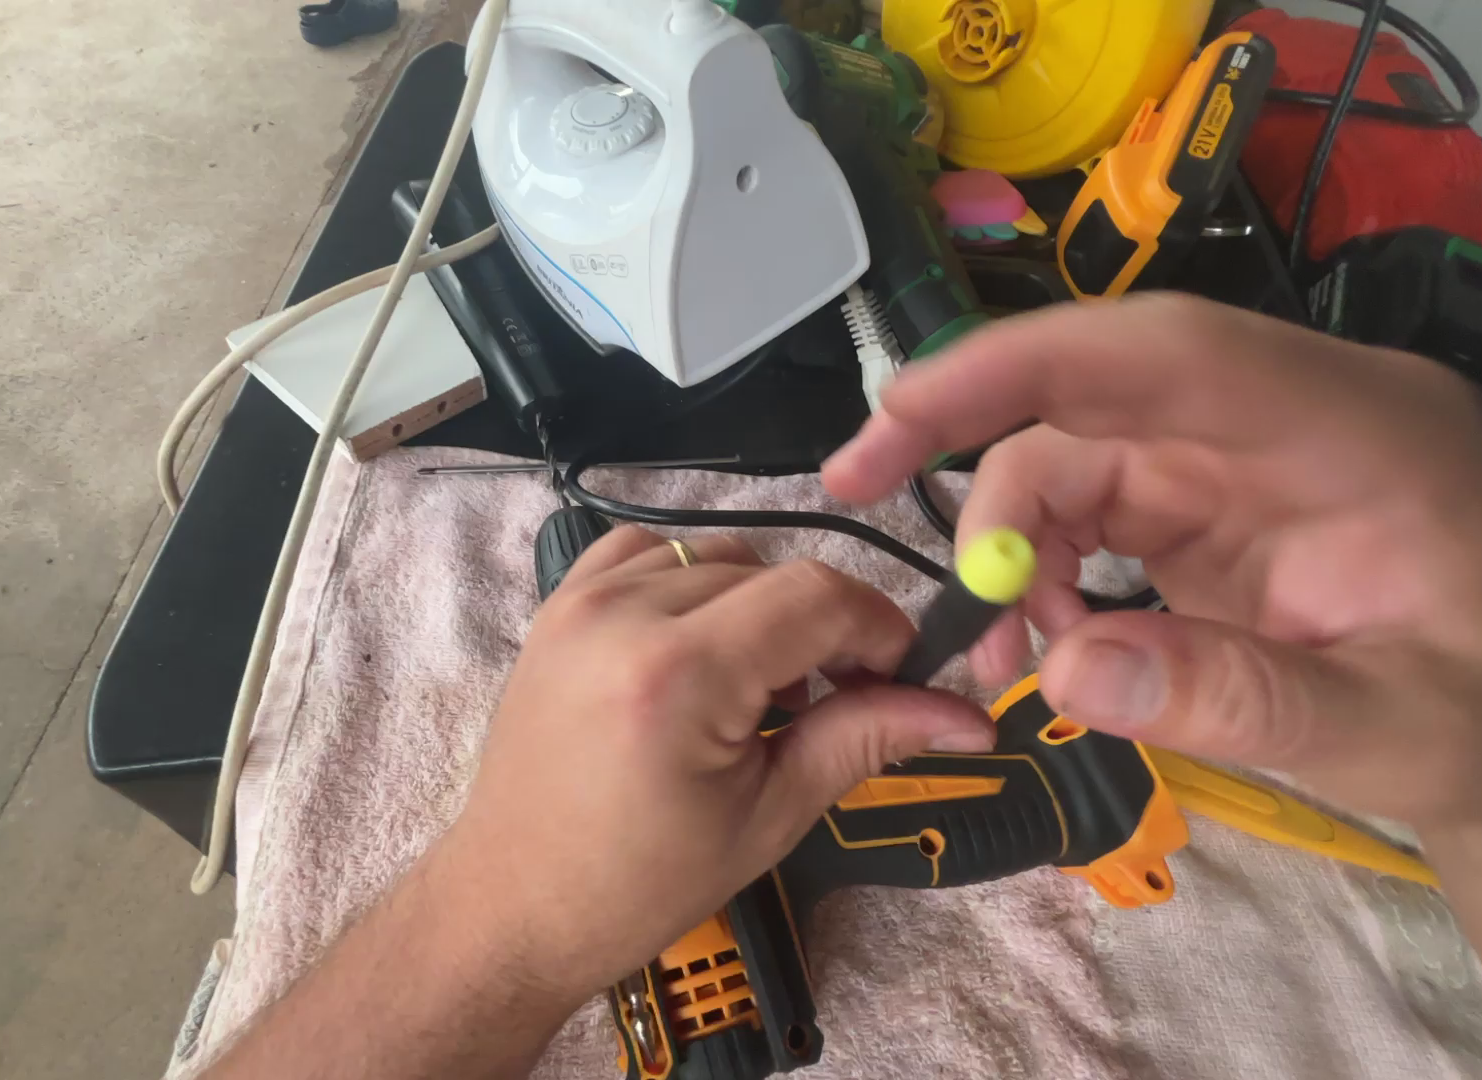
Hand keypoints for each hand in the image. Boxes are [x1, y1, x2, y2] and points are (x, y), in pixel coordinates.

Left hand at [431, 527, 992, 1004]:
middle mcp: (624, 612)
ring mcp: (581, 598)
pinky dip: (687, 576)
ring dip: (755, 602)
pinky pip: (644, 549)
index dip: (876, 624)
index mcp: (679, 673)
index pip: (814, 596)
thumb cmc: (643, 881)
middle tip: (824, 698)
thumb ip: (864, 740)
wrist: (515, 898)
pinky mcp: (557, 603)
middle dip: (820, 626)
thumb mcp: (769, 817)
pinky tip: (691, 635)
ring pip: (714, 554)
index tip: (896, 671)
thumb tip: (966, 717)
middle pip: (769, 572)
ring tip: (750, 678)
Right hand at [824, 294, 1481, 842]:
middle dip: (951, 426)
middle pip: (1073, 384)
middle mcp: (1262, 413)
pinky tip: (1042, 638)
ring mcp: (1213, 452)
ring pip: (1051, 456)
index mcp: (1345, 424)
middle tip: (854, 480)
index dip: (1014, 364)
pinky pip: (1064, 508)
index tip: (899, 409)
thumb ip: (1241, 699)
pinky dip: (1026, 571)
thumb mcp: (1403, 733)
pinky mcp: (1178, 496)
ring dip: (1001, 547)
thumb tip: (1066, 673)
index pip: (1153, 351)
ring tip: (1003, 651)